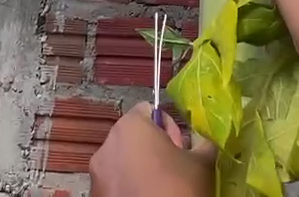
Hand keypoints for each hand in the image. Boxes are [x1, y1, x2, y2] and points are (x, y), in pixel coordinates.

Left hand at [88, 103, 213, 196]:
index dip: (168, 127)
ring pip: (122, 161)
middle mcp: (107, 145)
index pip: (149, 110)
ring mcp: (97, 175)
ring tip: (159, 189)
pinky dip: (127, 188)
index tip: (180, 150)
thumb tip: (200, 139)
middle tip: (173, 170)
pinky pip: (113, 185)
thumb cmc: (178, 190)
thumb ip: (201, 141)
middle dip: (153, 149)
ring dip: (139, 169)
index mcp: (130, 126)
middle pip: (134, 136)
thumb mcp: (202, 163)